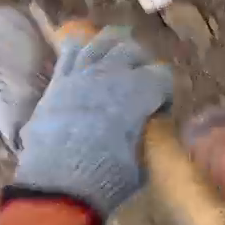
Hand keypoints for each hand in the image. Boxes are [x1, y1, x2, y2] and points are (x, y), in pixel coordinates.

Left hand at [5, 28, 173, 224]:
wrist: (59, 182)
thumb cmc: (108, 175)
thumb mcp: (142, 162)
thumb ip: (148, 138)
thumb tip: (148, 132)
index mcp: (140, 91)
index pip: (162, 75)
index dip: (165, 92)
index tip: (160, 111)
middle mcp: (112, 73)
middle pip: (132, 50)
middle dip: (142, 64)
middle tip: (141, 83)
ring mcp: (82, 73)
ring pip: (102, 42)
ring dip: (114, 46)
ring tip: (117, 59)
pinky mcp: (58, 81)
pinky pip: (70, 52)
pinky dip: (81, 49)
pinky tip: (85, 54)